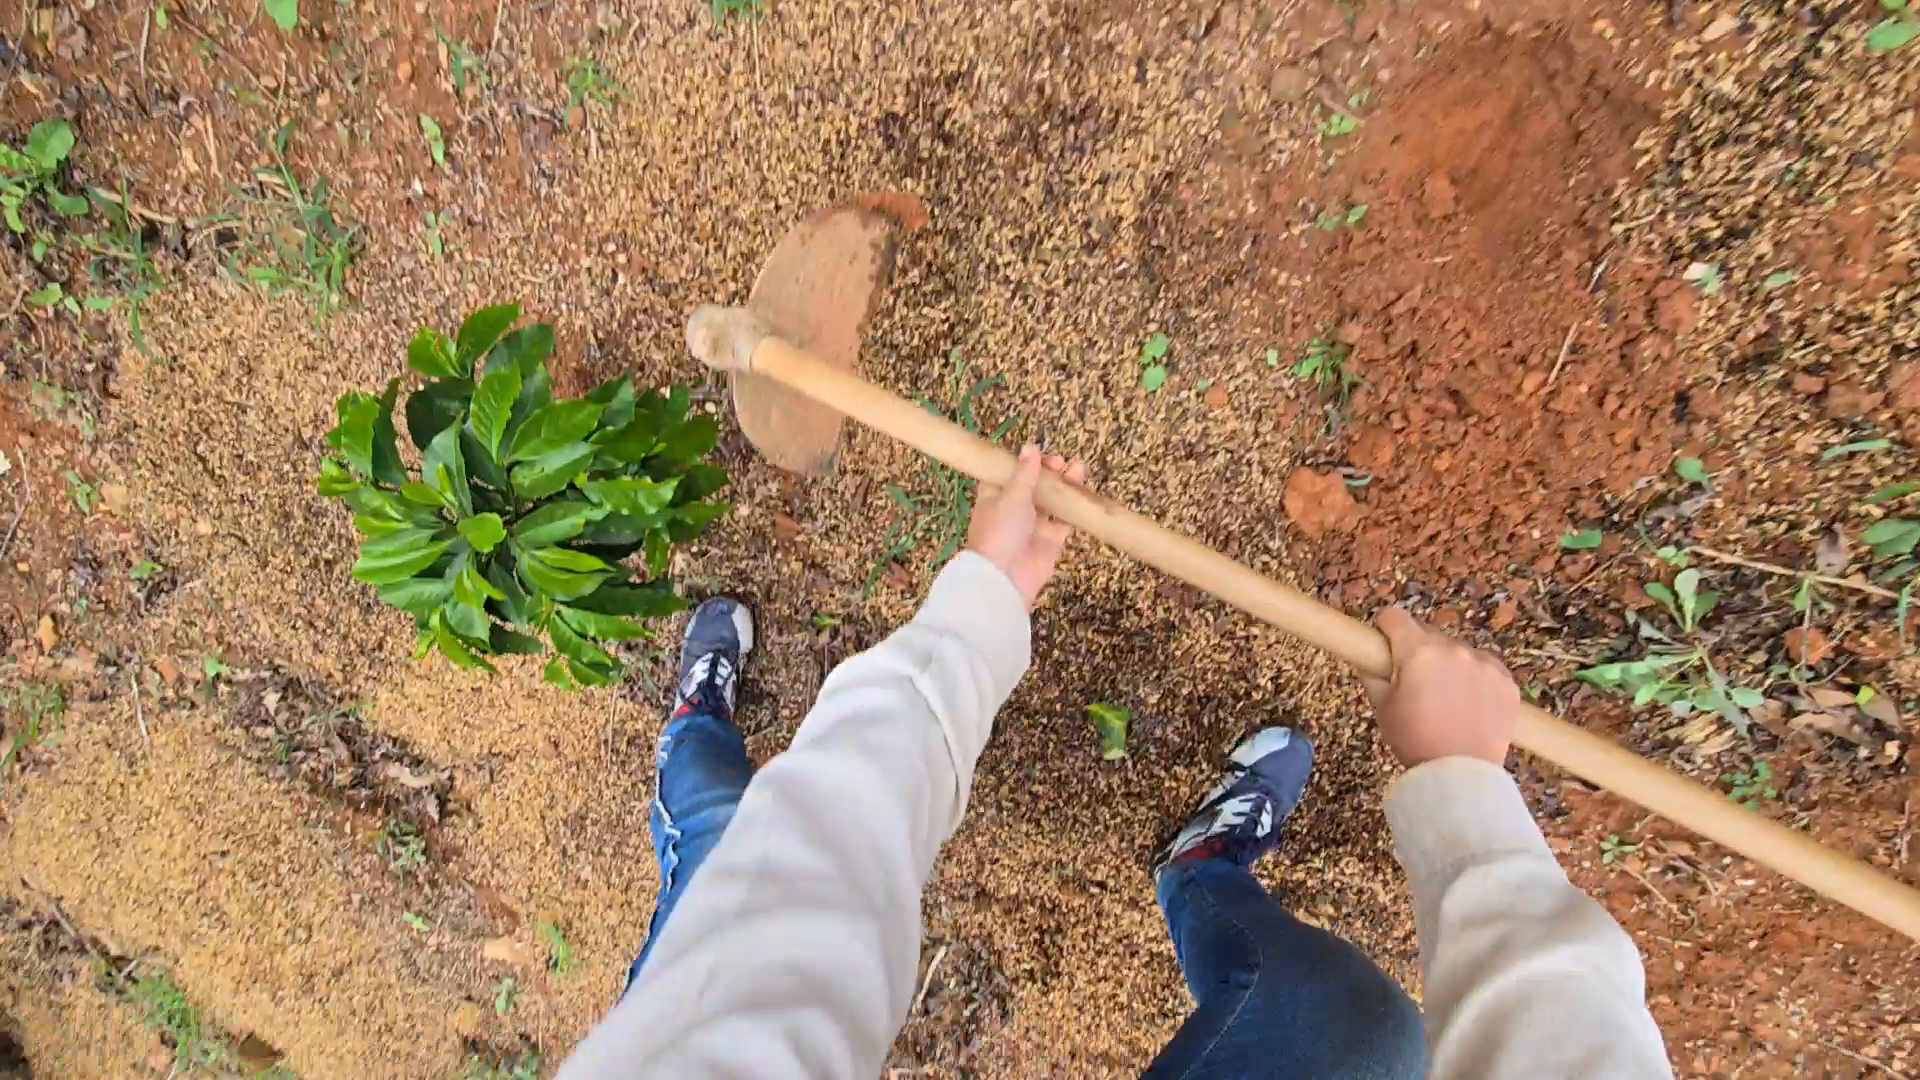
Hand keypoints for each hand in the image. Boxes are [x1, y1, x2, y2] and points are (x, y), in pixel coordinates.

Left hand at [966, 444, 1086, 609]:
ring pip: (1051, 501)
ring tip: (1078, 468)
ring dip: (1063, 486)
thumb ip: (1025, 473)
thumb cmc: (1000, 532)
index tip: (1037, 453)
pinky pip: (1064, 521)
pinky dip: (1073, 508)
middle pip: (1033, 486)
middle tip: (1059, 463)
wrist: (1005, 578)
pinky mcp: (1050, 540)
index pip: (1007, 474)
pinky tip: (1083, 492)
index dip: (1023, 463)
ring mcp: (1033, 526)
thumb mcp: (1011, 496)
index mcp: (994, 497)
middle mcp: (1013, 510)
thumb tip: (1030, 448)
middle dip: (1047, 473)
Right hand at [1359, 607, 1519, 767]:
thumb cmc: (1412, 738)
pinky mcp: (1508, 682)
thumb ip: (1372, 673)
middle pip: (1427, 633)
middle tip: (1413, 679)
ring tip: (1445, 694)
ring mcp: (1485, 664)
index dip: (1384, 628)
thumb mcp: (1380, 705)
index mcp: (1417, 652)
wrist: (1459, 774)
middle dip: (1416, 649)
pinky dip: (1474, 676)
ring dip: (1447, 662)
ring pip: (1457, 650)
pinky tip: (1468, 700)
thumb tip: (1370, 658)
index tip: (1384, 645)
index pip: (1395, 617)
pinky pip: (1485, 666)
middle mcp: (1453, 649)